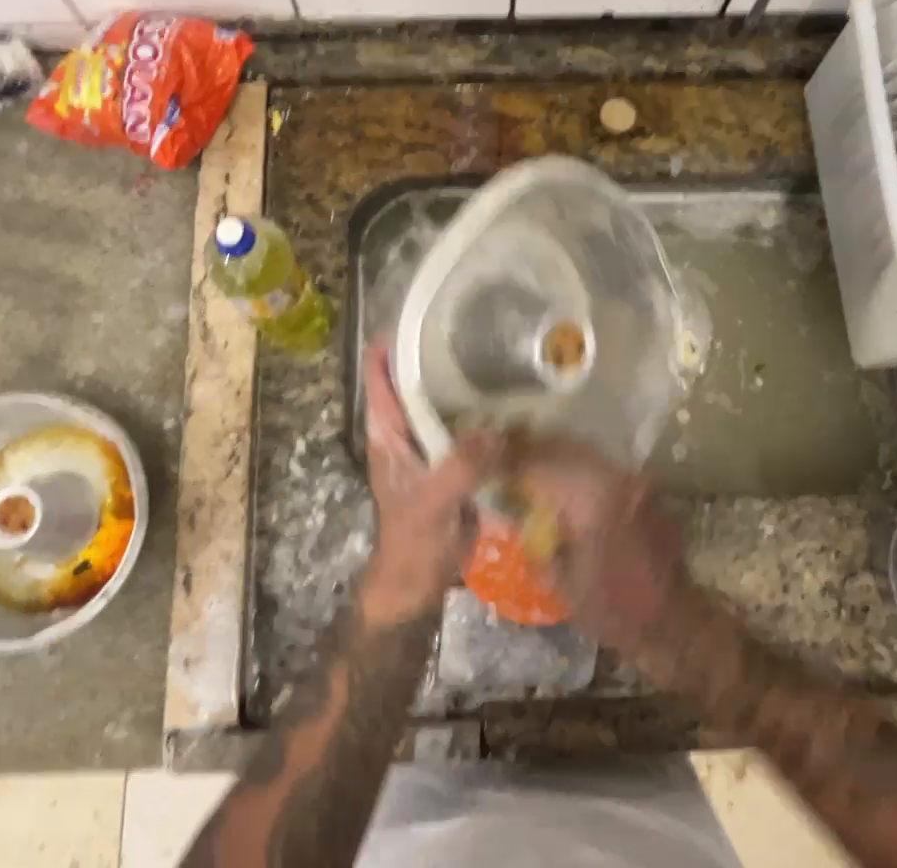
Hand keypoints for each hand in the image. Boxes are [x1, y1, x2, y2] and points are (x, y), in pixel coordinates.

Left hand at [361, 341, 502, 617]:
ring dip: (467, 385)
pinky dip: (487, 415)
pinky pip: (470, 430)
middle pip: (416, 383)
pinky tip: (516, 402)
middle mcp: (407, 432)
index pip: (381, 377)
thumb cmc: (413, 540)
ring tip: (502, 355)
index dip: (392, 344)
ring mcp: (432, 447)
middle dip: (438, 356)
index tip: (421, 316)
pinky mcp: (455, 463)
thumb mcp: (433, 501)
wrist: (420, 580)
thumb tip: (496, 427)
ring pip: (446, 404)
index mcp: (388, 433)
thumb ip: (461, 464)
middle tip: (477, 328)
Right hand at [511, 438, 690, 656]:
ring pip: (584, 450)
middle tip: (499, 451)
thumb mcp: (559, 581)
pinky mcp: (645, 488)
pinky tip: (560, 480)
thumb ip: (532, 539)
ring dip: (552, 451)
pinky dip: (576, 465)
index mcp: (590, 498)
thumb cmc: (613, 610)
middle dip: (527, 445)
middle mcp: (614, 477)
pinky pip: (602, 465)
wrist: (675, 623)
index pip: (538, 462)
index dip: (506, 456)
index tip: (482, 455)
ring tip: (525, 461)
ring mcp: (634, 479)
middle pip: (562, 445)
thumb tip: (511, 513)